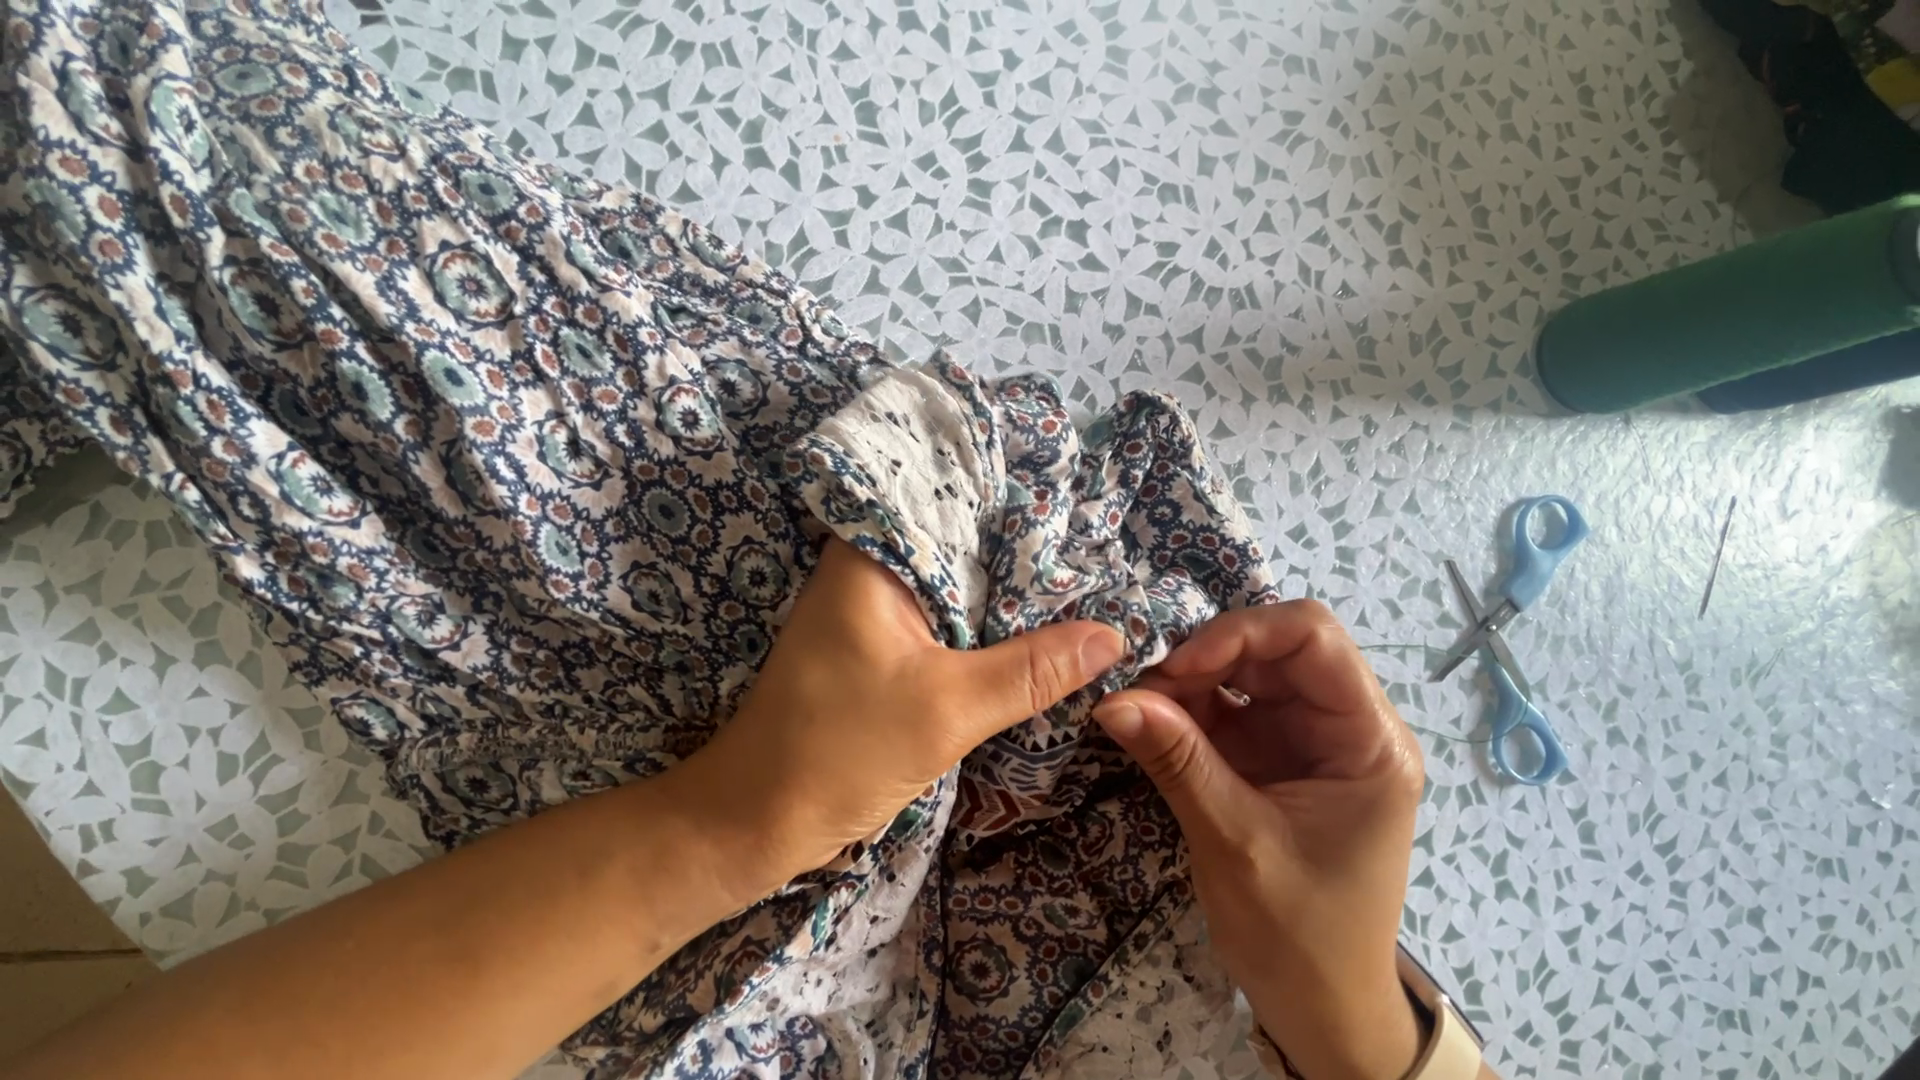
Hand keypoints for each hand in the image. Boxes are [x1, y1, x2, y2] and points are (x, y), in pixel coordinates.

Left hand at [674, 537, 1124, 902]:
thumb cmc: (839, 751)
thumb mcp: (946, 709)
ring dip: (1008, 599)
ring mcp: (874, 611)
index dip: (1021, 509)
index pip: (956, 504)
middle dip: (1025, 558)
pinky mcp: (880, 648)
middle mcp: (869, 569)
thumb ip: (1030, 670)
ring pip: (957, 590)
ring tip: (1086, 589)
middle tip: (1102, 554)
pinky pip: (946, 624)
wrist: (758, 820)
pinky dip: (985, 631)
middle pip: (962, 548)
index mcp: (870, 557)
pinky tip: (1036, 636)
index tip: (1086, 512)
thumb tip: (1113, 635)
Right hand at [1093, 600, 1425, 1079]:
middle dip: (1204, 657)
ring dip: (1188, 681)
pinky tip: (1151, 723)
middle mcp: (1344, 726)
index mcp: (1369, 741)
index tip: (1177, 666)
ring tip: (1139, 707)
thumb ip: (1177, 762)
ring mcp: (1306, 739)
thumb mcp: (1235, 844)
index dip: (1241, 633)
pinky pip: (1227, 708)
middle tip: (1142, 689)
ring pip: (1244, 672)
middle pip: (1274, 648)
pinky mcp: (1272, 756)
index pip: (1313, 638)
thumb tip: (1110, 699)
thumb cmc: (1300, 934)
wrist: (1319, 1005)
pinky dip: (1186, 708)